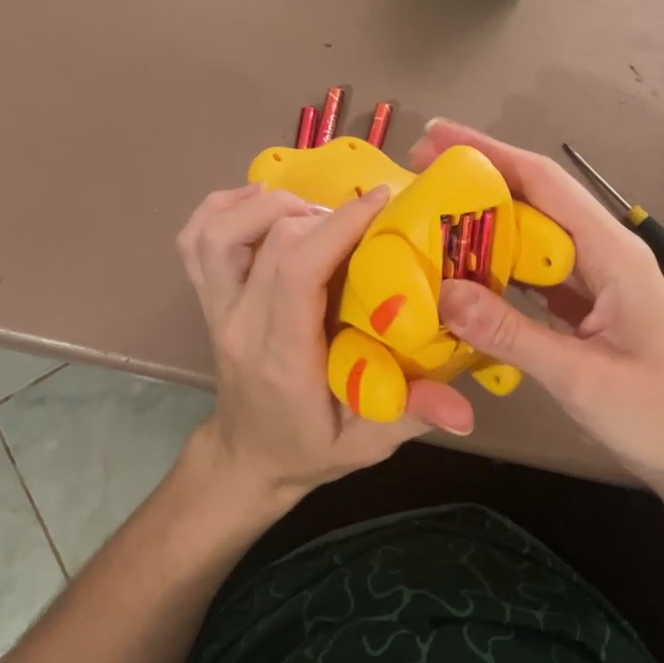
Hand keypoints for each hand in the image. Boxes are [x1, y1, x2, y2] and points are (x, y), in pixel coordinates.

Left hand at [175, 184, 473, 507]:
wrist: (247, 459)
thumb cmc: (311, 447)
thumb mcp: (368, 443)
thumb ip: (412, 416)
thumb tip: (467, 409)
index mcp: (282, 359)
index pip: (296, 272)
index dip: (340, 226)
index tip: (384, 203)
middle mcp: (240, 325)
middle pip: (270, 242)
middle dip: (325, 214)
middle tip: (367, 218)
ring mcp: (215, 308)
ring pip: (218, 231)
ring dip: (270, 205)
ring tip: (317, 211)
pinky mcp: (207, 297)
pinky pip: (196, 237)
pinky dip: (225, 207)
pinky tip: (265, 204)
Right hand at [409, 120, 663, 548]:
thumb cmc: (663, 416)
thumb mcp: (581, 377)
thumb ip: (509, 333)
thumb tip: (441, 292)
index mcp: (613, 252)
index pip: (544, 181)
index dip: (488, 152)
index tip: (435, 135)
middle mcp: (605, 254)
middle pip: (536, 200)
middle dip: (478, 181)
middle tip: (416, 177)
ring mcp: (598, 282)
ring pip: (533, 238)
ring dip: (485, 226)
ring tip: (430, 219)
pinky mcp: (590, 311)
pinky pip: (537, 276)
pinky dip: (499, 269)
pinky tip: (465, 274)